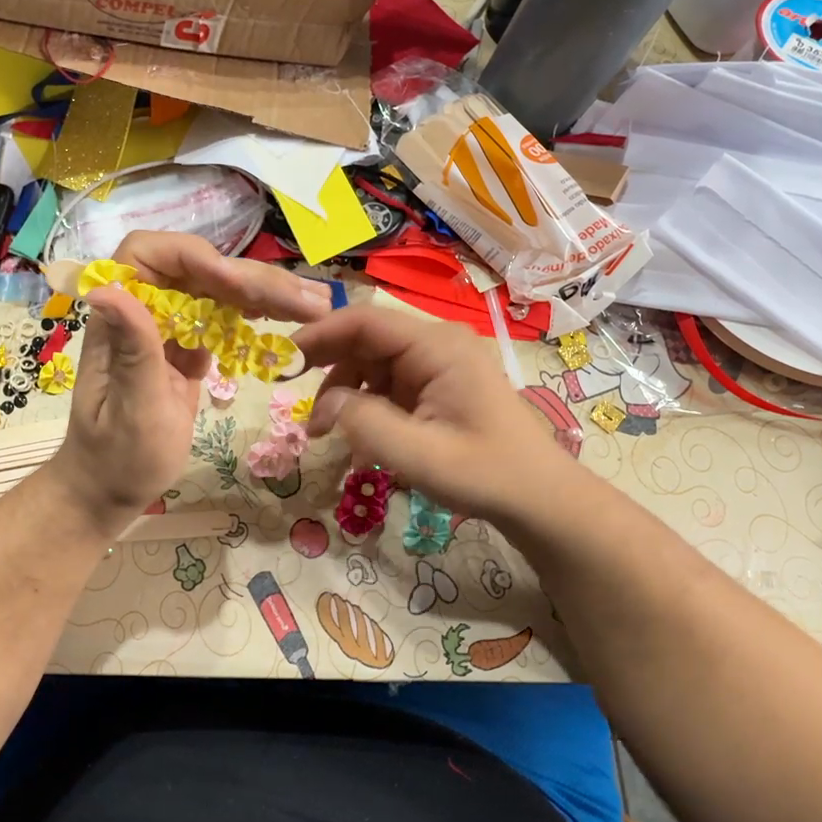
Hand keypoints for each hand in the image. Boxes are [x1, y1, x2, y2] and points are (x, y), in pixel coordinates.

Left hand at [50, 233, 331, 531]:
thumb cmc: (117, 458)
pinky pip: (224, 318)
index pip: (146, 256)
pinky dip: (259, 317)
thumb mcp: (132, 409)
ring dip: (266, 294)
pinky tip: (293, 318)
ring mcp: (167, 327)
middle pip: (197, 270)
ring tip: (316, 304)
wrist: (112, 490)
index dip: (193, 258)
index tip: (234, 284)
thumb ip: (133, 349)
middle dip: (250, 280)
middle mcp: (141, 310)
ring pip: (218, 291)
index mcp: (115, 317)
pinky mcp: (188, 348)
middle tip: (309, 300)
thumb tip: (106, 289)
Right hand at [293, 305, 580, 524]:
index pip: (364, 321)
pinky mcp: (438, 388)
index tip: (281, 360)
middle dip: (327, 367)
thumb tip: (321, 407)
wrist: (540, 500)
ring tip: (324, 432)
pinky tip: (355, 438)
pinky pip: (387, 384)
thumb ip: (361, 423)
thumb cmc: (484, 474)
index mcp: (436, 347)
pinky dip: (364, 405)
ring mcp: (439, 366)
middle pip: (365, 339)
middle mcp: (437, 346)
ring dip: (343, 392)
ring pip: (372, 363)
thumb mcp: (415, 454)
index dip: (318, 335)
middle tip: (295, 399)